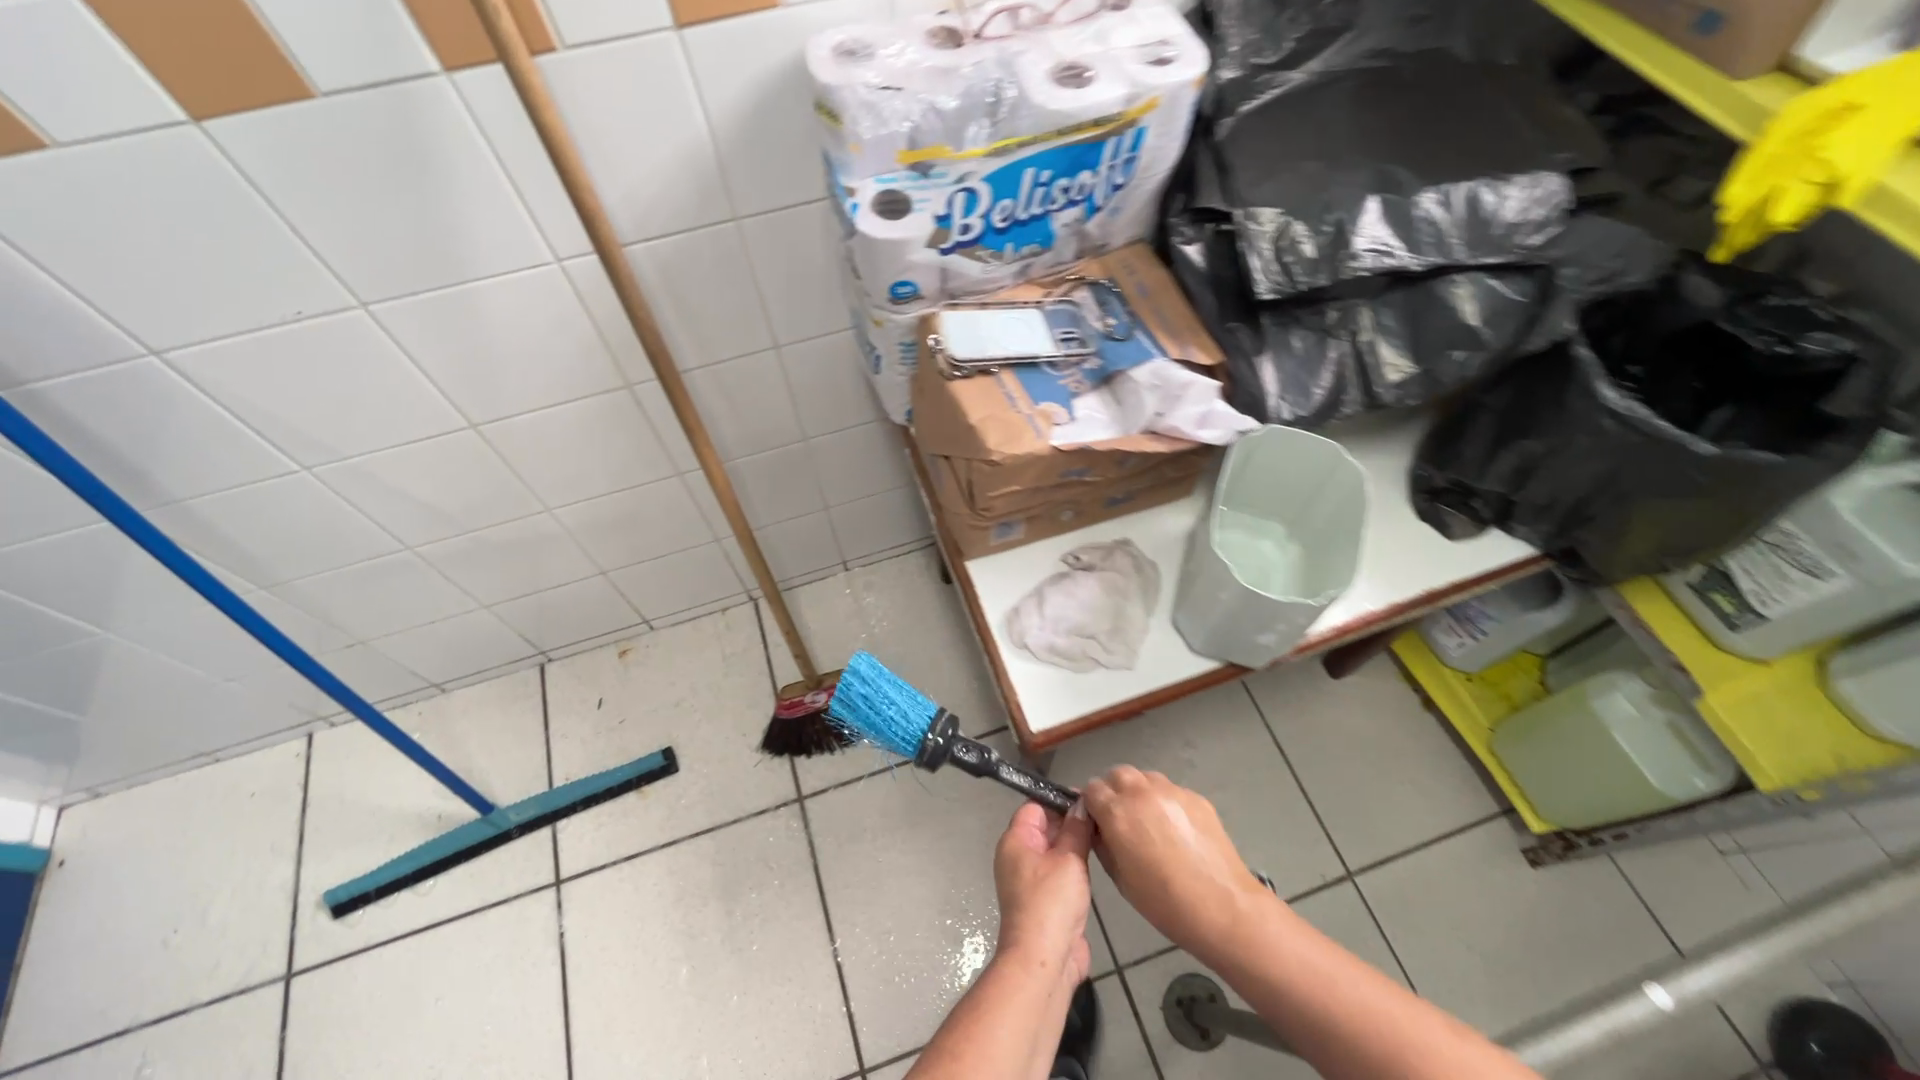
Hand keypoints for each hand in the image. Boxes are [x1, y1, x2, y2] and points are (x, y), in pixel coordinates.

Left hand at [992, 801, 1093, 982]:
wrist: (1043, 959)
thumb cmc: (1051, 902)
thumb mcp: (1069, 858)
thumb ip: (1077, 829)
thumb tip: (1081, 803)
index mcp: (1016, 841)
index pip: (1035, 807)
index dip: (1061, 800)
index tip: (1089, 799)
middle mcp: (1019, 857)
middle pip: (1046, 828)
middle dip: (1072, 822)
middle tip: (1105, 817)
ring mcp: (1031, 880)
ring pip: (1056, 851)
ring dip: (1077, 846)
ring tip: (1106, 837)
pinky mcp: (1046, 900)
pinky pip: (1061, 873)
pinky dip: (1077, 867)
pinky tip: (1099, 864)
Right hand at [1082, 766, 1272, 962]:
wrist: (1222, 906)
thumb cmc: (1163, 901)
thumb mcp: (1119, 877)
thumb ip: (1103, 843)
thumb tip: (1098, 827)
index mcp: (1117, 812)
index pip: (1092, 788)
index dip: (1091, 804)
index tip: (1096, 821)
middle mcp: (1142, 793)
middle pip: (1118, 774)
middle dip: (1113, 790)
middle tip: (1120, 818)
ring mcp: (1173, 792)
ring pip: (1146, 777)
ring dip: (1139, 791)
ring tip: (1148, 820)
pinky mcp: (1197, 798)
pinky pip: (1172, 790)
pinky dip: (1165, 802)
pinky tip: (1175, 830)